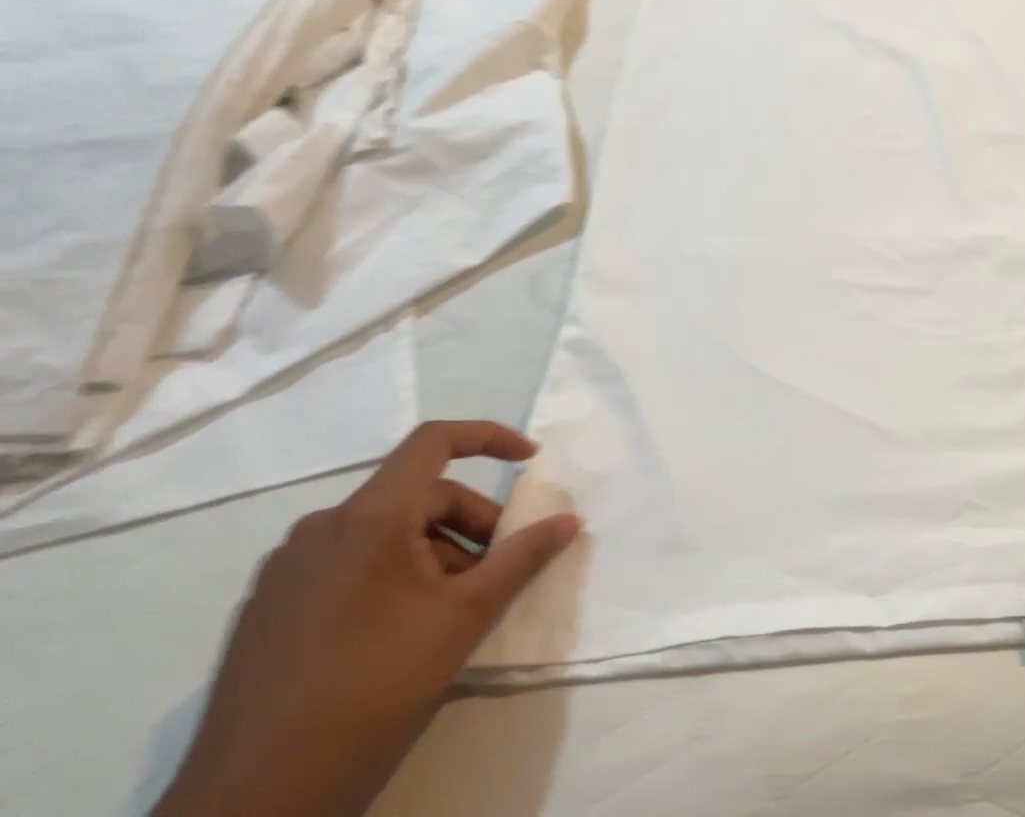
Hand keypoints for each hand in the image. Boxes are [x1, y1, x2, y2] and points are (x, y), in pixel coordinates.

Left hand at [152, 421, 580, 816]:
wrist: (259, 787)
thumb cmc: (377, 685)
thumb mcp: (465, 617)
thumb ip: (521, 559)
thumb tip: (569, 520)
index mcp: (367, 519)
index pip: (432, 442)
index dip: (489, 438)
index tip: (531, 459)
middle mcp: (320, 528)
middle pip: (414, 497)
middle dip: (469, 524)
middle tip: (498, 573)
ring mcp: (287, 568)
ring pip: (382, 535)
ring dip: (434, 555)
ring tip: (453, 613)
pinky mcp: (269, 606)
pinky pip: (346, 565)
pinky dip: (392, 577)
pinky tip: (402, 633)